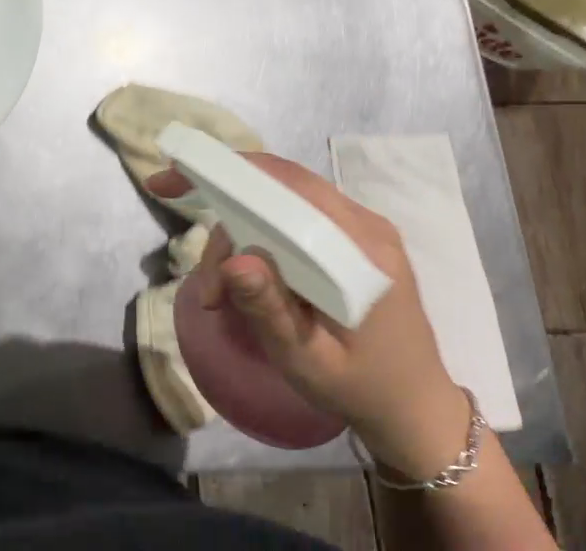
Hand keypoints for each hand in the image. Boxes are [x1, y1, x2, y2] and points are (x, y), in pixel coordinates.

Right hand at [148, 154, 469, 478]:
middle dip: (222, 214)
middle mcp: (364, 225)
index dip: (225, 172)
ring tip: (217, 295)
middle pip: (276, 189)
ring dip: (238, 237)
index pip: (286, 185)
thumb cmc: (361, 389)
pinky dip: (257, 236)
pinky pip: (294, 217)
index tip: (168, 182)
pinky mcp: (354, 240)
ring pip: (280, 204)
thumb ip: (270, 310)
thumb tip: (233, 260)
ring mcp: (362, 230)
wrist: (416, 412)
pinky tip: (243, 276)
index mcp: (360, 250)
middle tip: (201, 279)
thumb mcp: (307, 360)